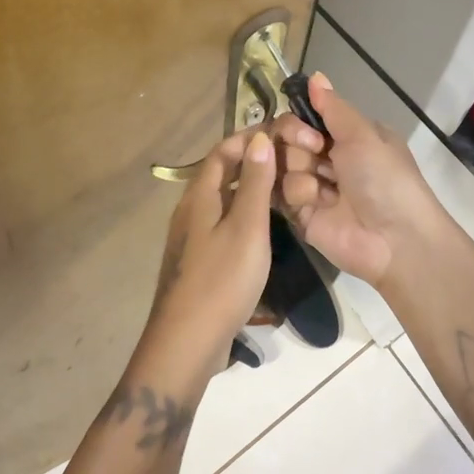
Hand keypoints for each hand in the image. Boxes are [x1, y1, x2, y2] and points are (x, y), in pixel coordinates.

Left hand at [142, 128, 279, 362]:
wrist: (186, 341)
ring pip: (222, 199)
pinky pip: (222, 221)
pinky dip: (243, 213)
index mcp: (199, 195)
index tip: (280, 132)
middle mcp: (190, 209)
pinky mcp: (197, 260)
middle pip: (220, 173)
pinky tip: (263, 227)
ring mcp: (191, 236)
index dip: (248, 139)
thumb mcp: (247, 228)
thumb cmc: (221, 280)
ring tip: (282, 188)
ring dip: (248, 188)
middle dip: (250, 161)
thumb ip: (255, 183)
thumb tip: (260, 138)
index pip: (221, 151)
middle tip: (287, 159)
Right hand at [272, 72, 446, 286]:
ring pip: (281, 163)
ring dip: (302, 170)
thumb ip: (333, 107)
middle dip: (298, 142)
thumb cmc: (384, 178)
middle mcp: (327, 158)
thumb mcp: (363, 134)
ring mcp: (313, 186)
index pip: (305, 117)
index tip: (313, 132)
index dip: (300, 121)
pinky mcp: (301, 213)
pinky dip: (300, 193)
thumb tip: (315, 76)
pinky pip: (281, 192)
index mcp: (347, 137)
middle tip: (317, 152)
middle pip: (287, 137)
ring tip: (325, 187)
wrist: (395, 238)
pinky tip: (319, 203)